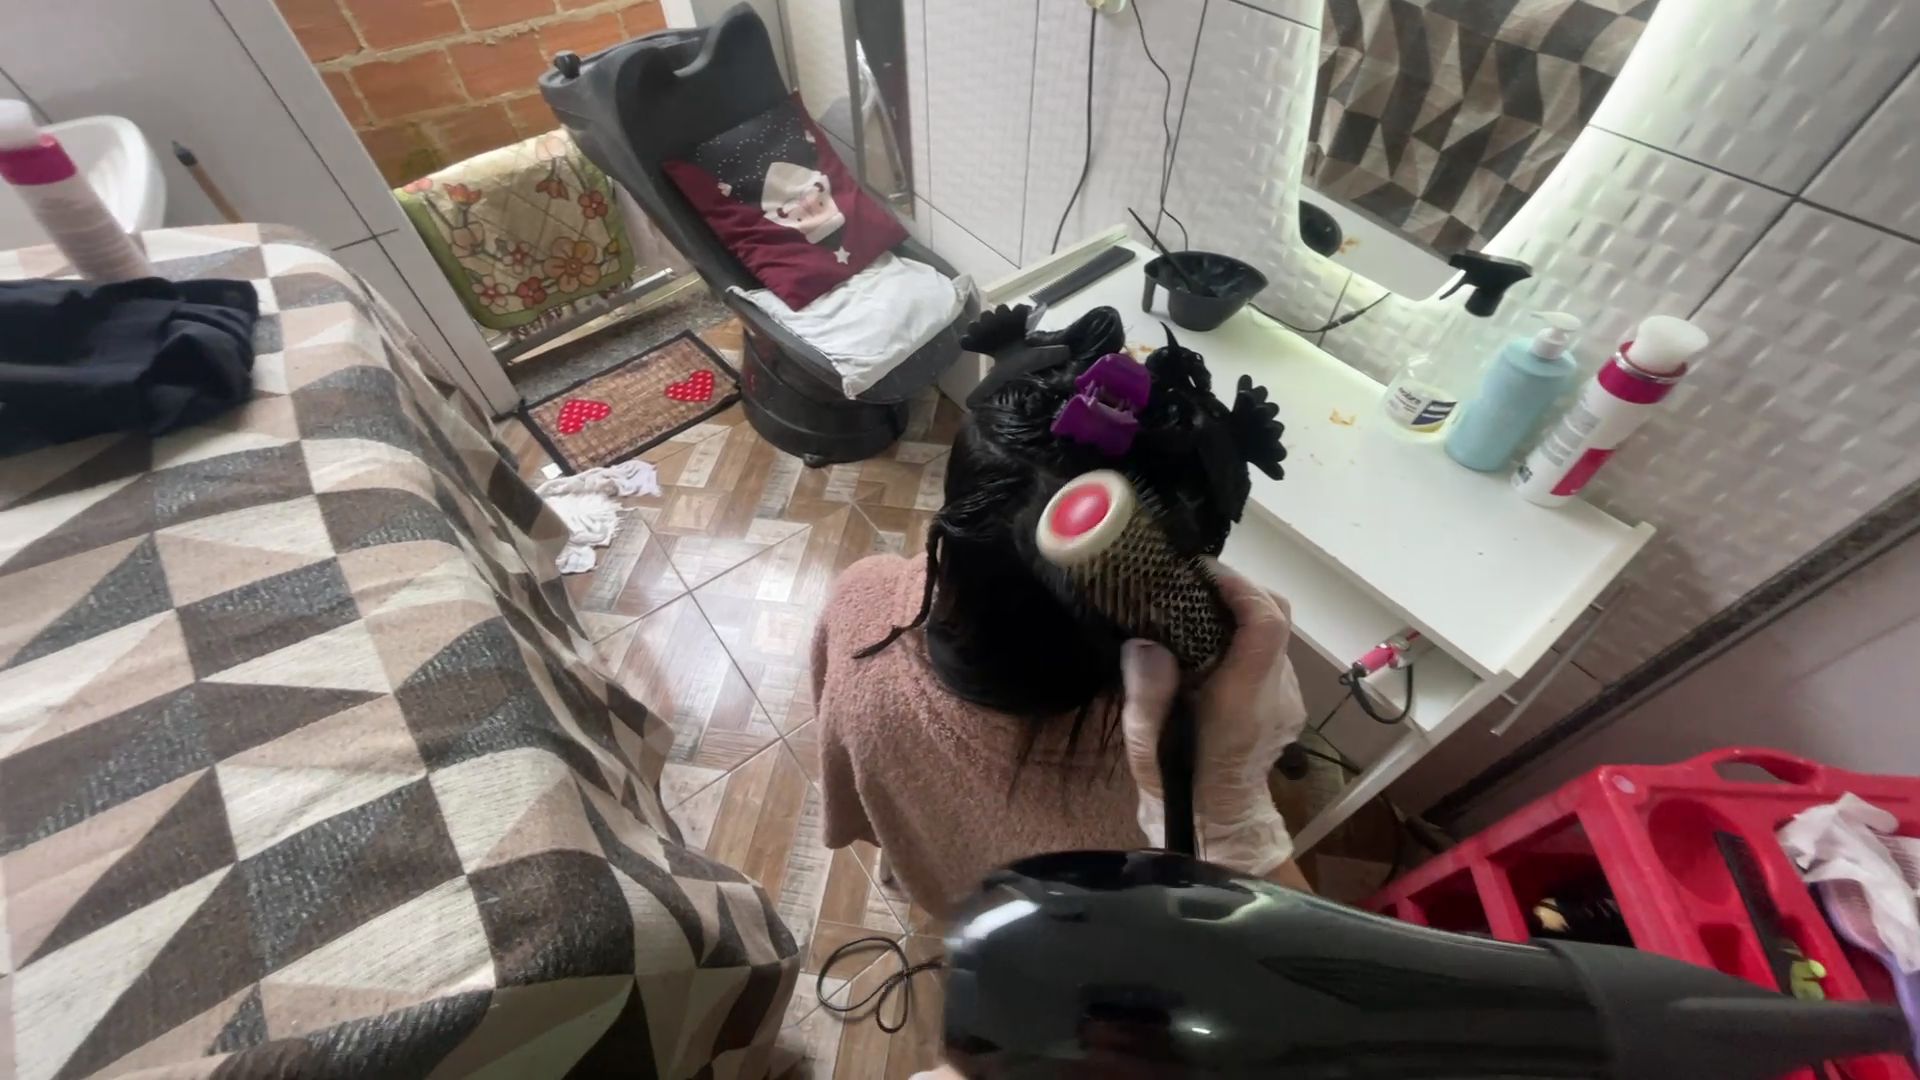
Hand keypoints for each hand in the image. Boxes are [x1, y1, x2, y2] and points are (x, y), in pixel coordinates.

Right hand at [1119, 561, 1306, 875]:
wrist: (1218, 824)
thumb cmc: (1178, 785)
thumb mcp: (1146, 745)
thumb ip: (1147, 694)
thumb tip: (1145, 643)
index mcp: (1244, 700)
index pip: (1266, 624)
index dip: (1240, 587)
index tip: (1201, 572)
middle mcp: (1276, 693)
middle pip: (1277, 616)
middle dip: (1236, 588)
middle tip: (1190, 582)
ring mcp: (1286, 697)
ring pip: (1274, 632)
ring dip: (1237, 611)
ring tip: (1192, 608)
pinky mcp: (1284, 701)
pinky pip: (1268, 651)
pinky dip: (1240, 635)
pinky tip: (1206, 646)